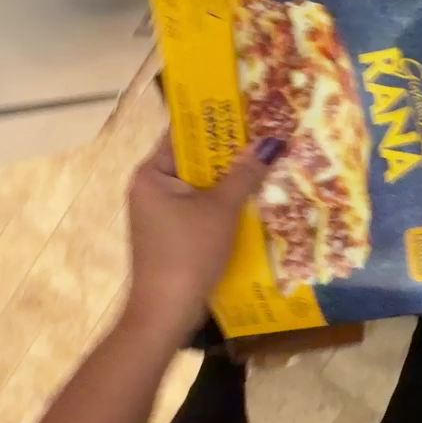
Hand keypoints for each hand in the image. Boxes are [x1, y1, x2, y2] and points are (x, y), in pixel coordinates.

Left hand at [122, 134, 284, 340]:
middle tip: (266, 137)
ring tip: (267, 164)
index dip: (215, 123)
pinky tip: (253, 201)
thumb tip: (271, 141)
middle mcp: (150, 189)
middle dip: (229, 154)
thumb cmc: (188, 252)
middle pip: (194, 161)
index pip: (183, 135)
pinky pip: (200, 209)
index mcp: (151, 174)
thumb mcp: (222, 209)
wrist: (166, 312)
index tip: (247, 110)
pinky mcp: (172, 235)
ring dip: (230, 181)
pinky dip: (222, 205)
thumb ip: (246, 173)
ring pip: (201, 187)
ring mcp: (160, 214)